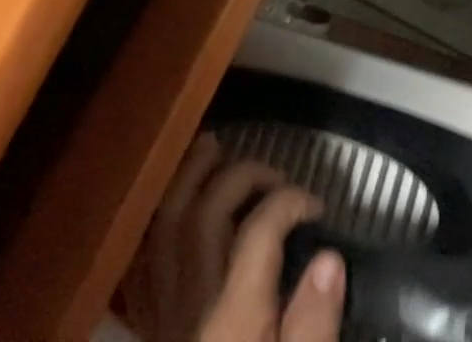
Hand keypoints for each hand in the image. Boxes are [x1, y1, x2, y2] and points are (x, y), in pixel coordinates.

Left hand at [124, 133, 345, 341]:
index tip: (317, 206)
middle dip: (240, 179)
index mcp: (234, 316)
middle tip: (275, 174)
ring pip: (165, 230)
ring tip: (210, 149)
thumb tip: (328, 258)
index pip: (258, 231)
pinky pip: (144, 262)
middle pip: (204, 217)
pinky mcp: (151, 327)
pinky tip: (169, 207)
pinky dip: (156, 224)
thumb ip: (313, 325)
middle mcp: (192, 304)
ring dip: (187, 182)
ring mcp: (164, 314)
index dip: (288, 203)